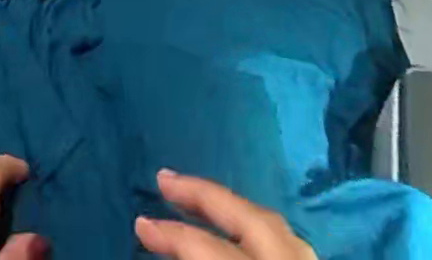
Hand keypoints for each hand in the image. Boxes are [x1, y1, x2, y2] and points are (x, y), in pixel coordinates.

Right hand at [135, 170, 314, 259]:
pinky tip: (241, 227)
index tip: (140, 225)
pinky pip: (291, 243)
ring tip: (199, 198)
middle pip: (248, 217)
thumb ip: (198, 256)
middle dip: (202, 193)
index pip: (209, 246)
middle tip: (163, 179)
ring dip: (232, 206)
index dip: (169, 234)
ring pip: (277, 226)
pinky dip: (259, 227)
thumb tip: (164, 240)